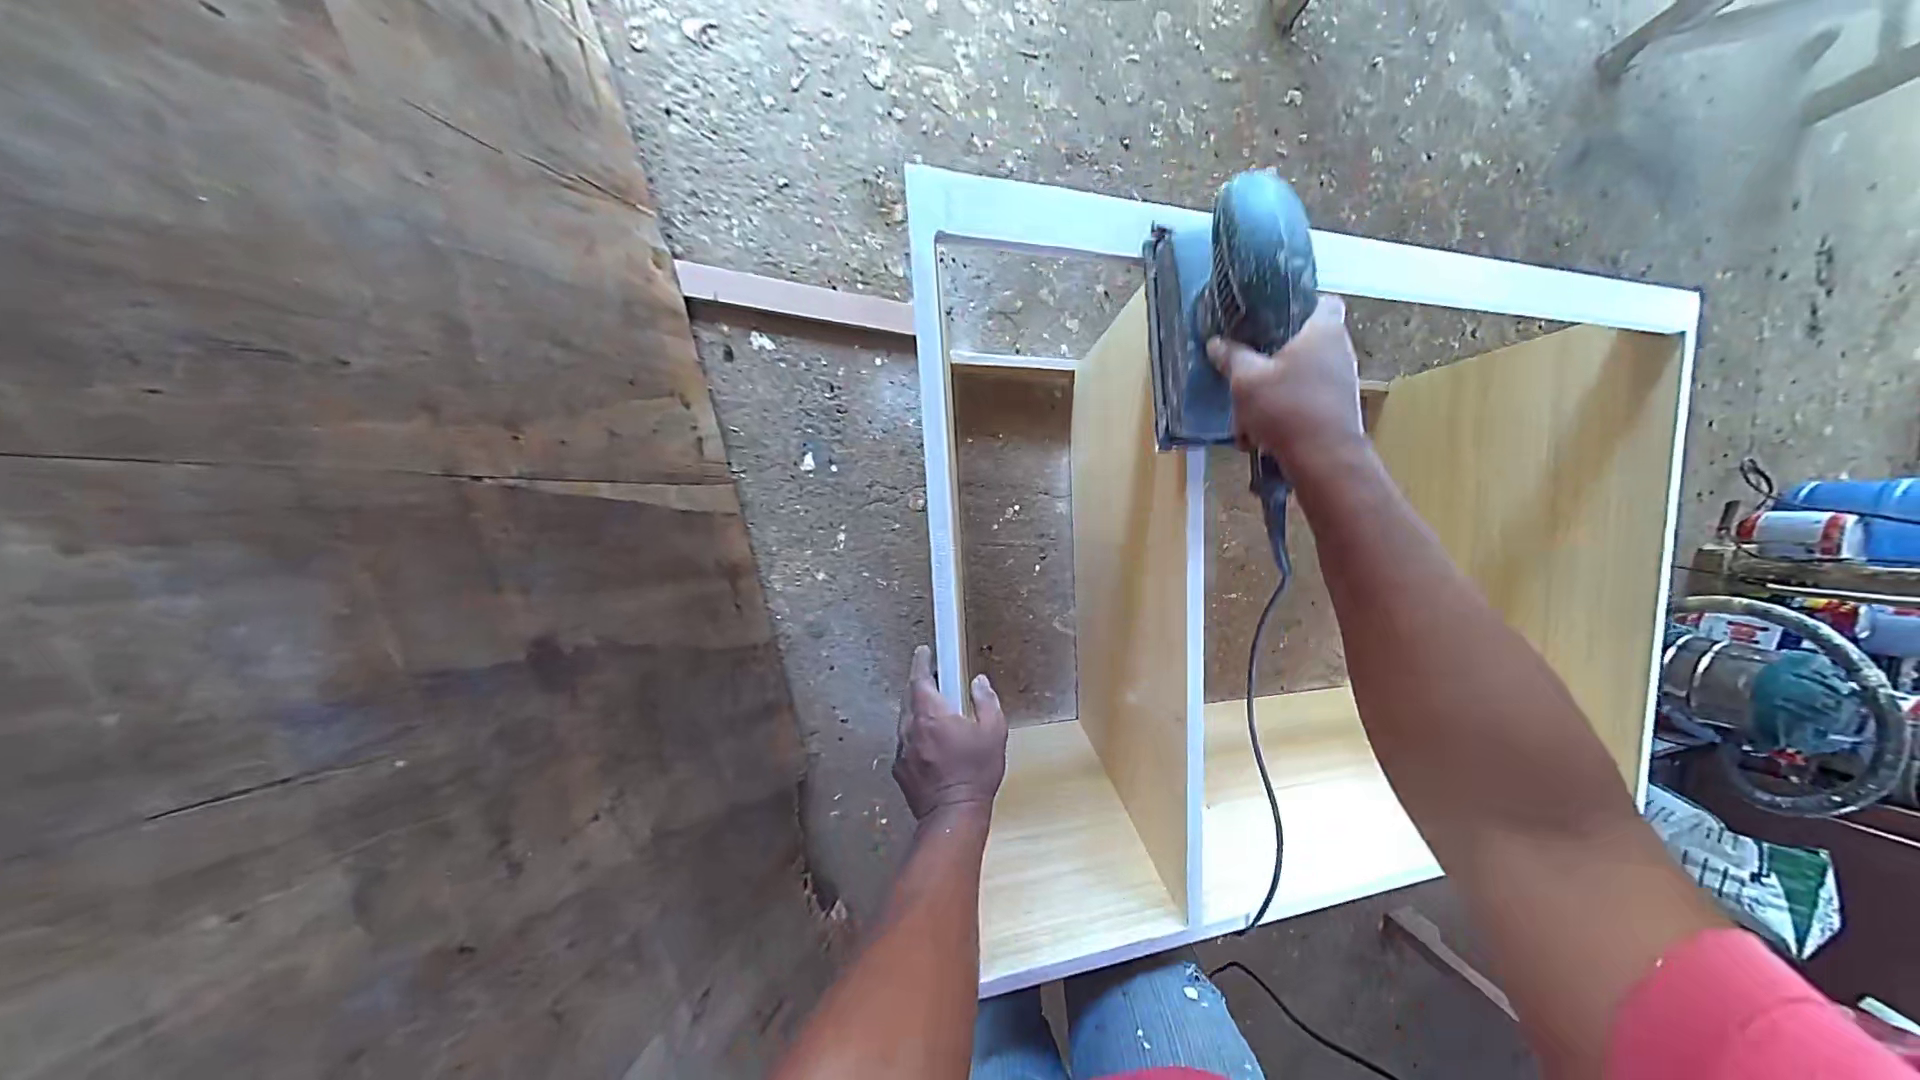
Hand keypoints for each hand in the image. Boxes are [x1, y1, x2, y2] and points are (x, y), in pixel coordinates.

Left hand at [893, 645, 1007, 820]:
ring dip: (918, 711)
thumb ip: (986, 702)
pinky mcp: (899, 768)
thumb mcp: (994, 733)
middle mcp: (910, 727)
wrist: (952, 815)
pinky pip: (905, 741)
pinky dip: (916, 735)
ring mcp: (902, 749)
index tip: (923, 651)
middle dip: (921, 685)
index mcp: (931, 714)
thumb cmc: (975, 773)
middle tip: (936, 680)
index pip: (919, 678)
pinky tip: (932, 744)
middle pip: (910, 697)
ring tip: (937, 713)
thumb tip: (978, 682)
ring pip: (906, 719)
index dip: (921, 662)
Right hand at [1207, 294, 1364, 473]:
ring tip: (1244, 415)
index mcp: (1323, 330)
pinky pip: (1301, 402)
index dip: (1295, 305)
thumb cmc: (1286, 407)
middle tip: (1244, 369)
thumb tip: (1216, 342)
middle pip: (1300, 344)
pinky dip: (1279, 414)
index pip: (1321, 300)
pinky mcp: (1334, 410)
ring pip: (1296, 378)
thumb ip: (1230, 357)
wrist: (1322, 459)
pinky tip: (1258, 435)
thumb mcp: (1245, 379)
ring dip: (1268, 394)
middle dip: (1269, 359)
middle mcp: (1338, 351)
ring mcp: (1339, 382)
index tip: (1267, 319)